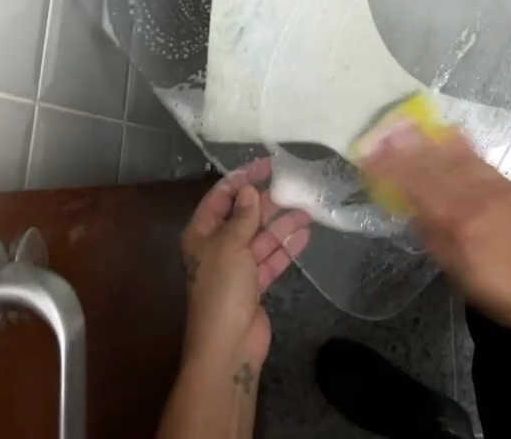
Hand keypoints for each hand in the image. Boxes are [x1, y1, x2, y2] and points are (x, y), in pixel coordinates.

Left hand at [178, 159, 312, 377]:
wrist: (228, 346)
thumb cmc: (221, 289)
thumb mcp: (230, 245)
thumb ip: (243, 216)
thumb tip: (249, 190)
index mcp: (201, 234)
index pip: (222, 196)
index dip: (243, 178)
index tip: (268, 165)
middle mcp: (218, 246)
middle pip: (245, 215)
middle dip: (268, 201)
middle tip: (295, 185)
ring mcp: (237, 267)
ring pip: (262, 236)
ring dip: (282, 224)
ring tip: (308, 209)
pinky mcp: (255, 284)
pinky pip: (271, 258)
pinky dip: (286, 247)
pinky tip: (305, 234)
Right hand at [361, 124, 510, 333]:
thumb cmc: (504, 291)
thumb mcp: (461, 275)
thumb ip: (436, 240)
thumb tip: (414, 213)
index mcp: (459, 221)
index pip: (417, 187)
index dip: (391, 169)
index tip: (370, 154)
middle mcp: (475, 196)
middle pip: (434, 167)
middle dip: (406, 148)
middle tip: (383, 130)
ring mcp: (495, 187)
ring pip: (456, 158)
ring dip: (429, 140)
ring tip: (408, 124)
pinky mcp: (510, 185)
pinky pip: (479, 159)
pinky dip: (460, 143)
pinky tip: (450, 132)